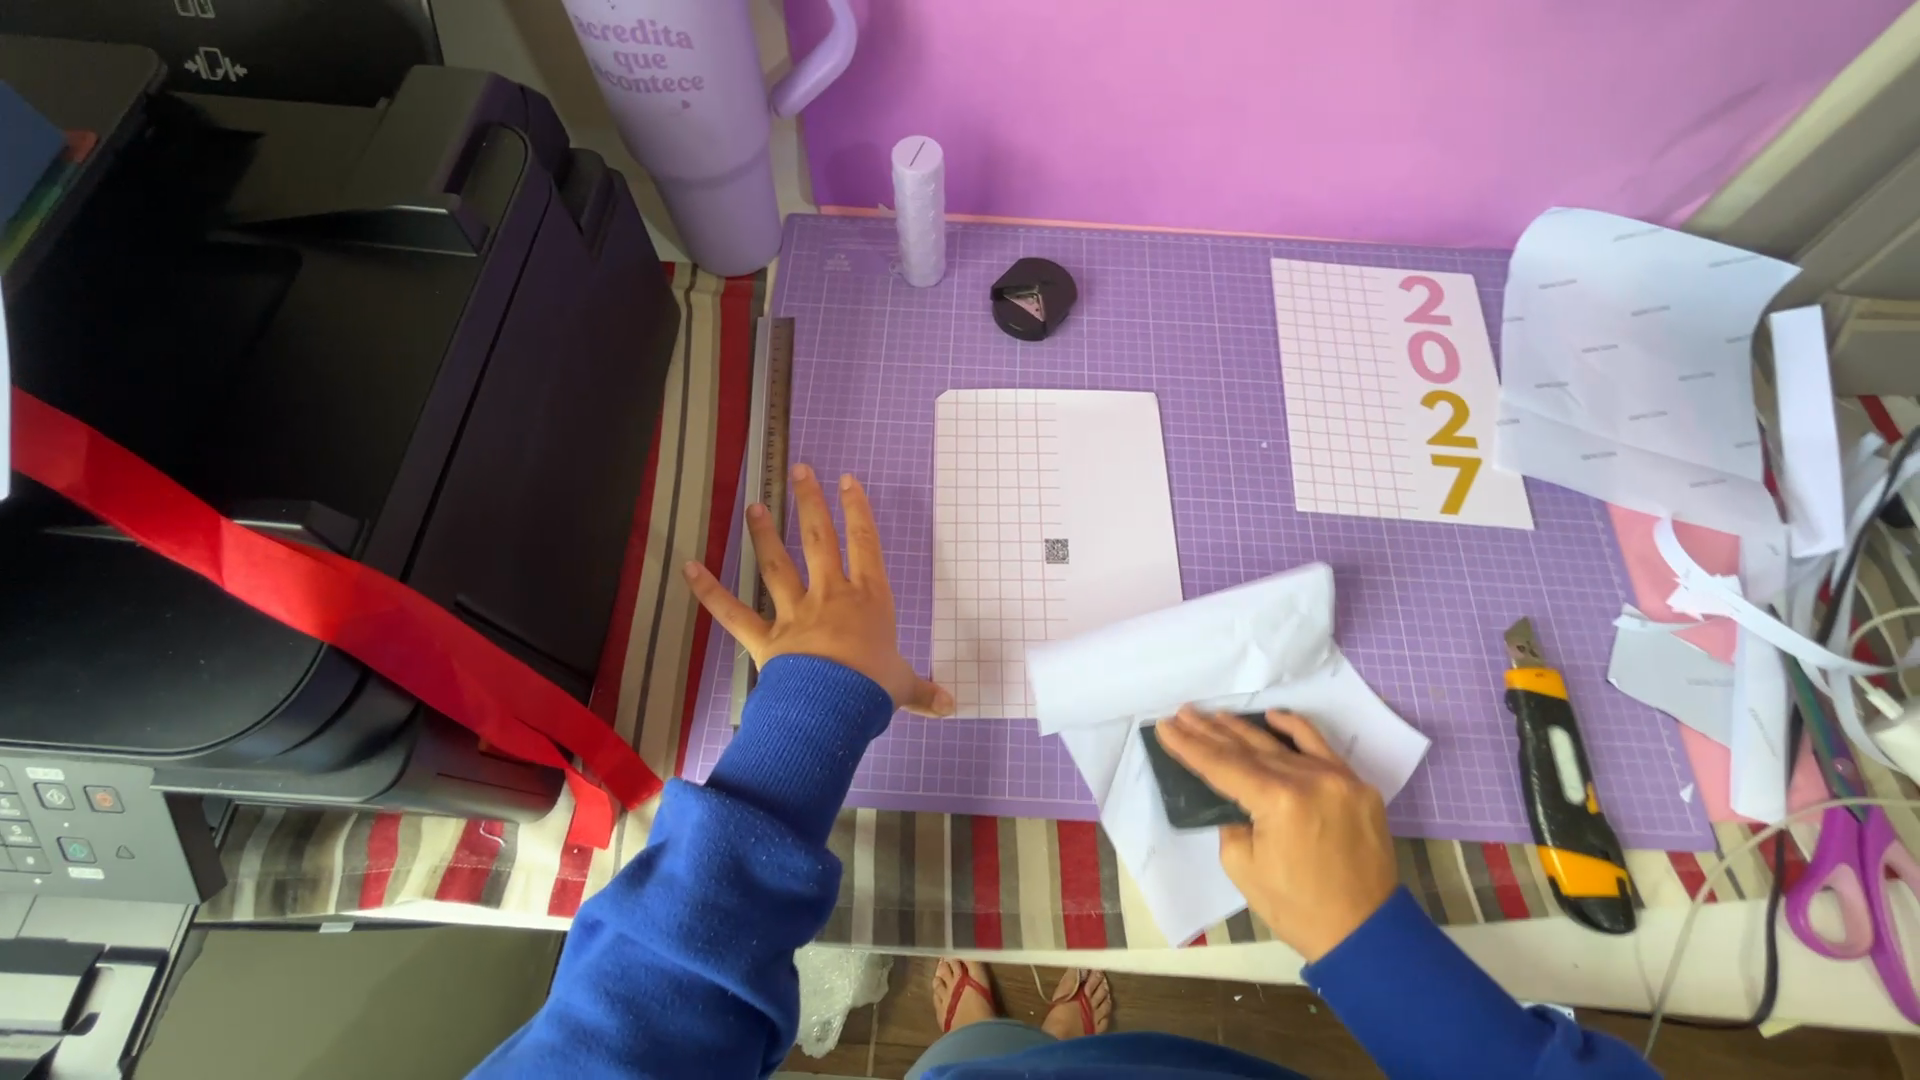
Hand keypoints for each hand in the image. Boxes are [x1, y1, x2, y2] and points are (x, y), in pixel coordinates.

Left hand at [684, 464, 952, 716]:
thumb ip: (924, 691)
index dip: (857, 510)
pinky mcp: (766, 638)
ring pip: (777, 566)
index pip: (865, 544)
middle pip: (819, 540)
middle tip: (800, 472)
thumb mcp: (904, 687)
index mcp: (869, 600)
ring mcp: (795, 614)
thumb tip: (952, 705)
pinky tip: (689, 568)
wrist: (834, 709)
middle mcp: (831, 596)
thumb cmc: (874, 689)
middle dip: (810, 504)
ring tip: (755, 506)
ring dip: (765, 535)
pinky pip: (733, 612)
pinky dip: (709, 591)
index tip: (848, 481)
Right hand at [1158, 708, 1396, 961]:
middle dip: (1209, 732)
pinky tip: (1272, 717)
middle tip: (1182, 714)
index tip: (1165, 728)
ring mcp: (1337, 780)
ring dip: (1243, 729)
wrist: (1365, 933)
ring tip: (1213, 715)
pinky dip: (1296, 730)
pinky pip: (1322, 748)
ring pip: (1280, 745)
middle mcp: (1309, 780)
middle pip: (1247, 749)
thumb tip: (1233, 800)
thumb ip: (1231, 822)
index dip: (1190, 747)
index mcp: (1278, 802)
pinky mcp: (1357, 786)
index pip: (1222, 766)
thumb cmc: (1297, 908)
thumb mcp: (1243, 867)